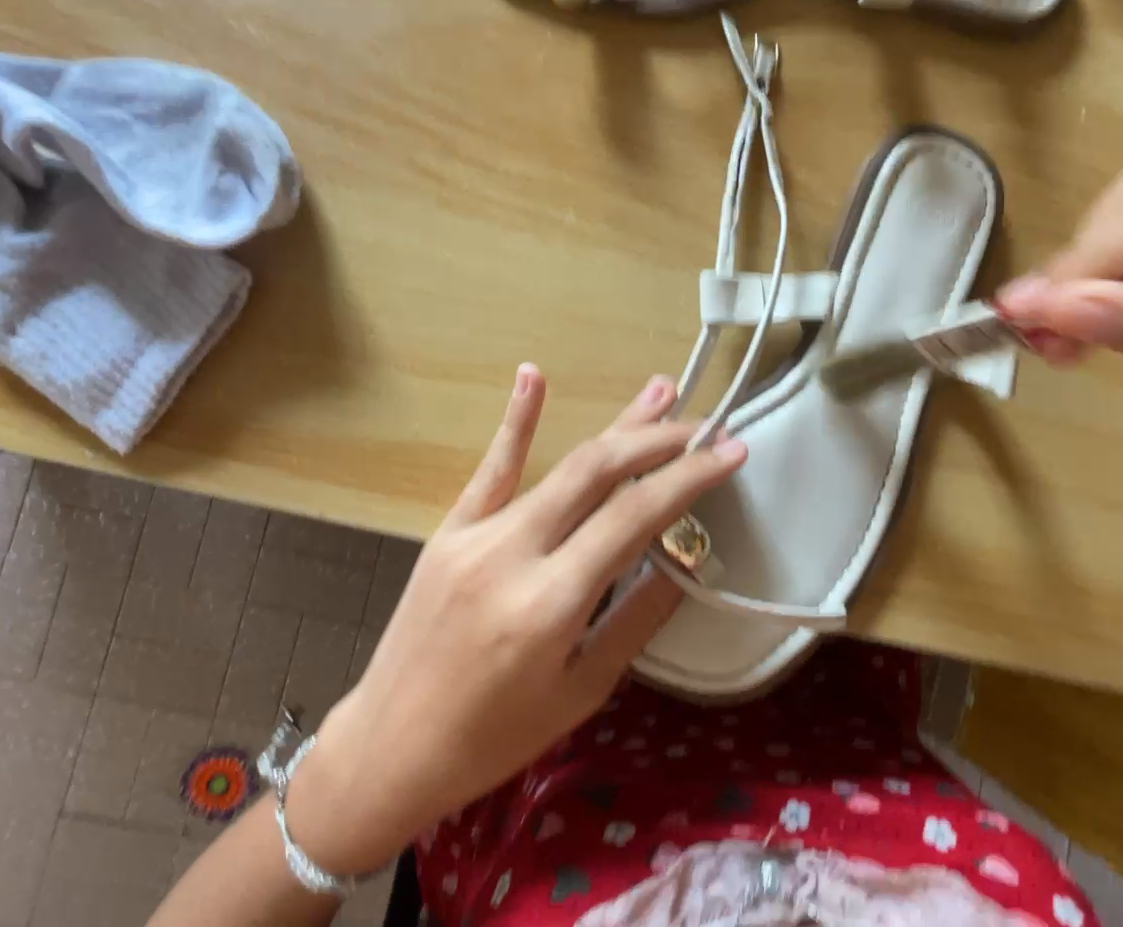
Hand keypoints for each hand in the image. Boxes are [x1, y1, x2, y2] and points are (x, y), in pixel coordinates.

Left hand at [281, 366, 745, 874]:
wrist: (391, 747)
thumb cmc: (495, 737)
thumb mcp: (581, 692)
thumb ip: (634, 621)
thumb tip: (682, 564)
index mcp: (551, 602)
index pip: (635, 516)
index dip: (689, 478)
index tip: (731, 453)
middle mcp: (513, 553)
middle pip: (599, 473)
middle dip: (659, 441)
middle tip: (703, 427)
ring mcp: (475, 535)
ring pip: (558, 465)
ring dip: (614, 428)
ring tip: (659, 390)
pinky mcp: (448, 531)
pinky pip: (490, 470)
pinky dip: (516, 421)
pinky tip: (534, 375)